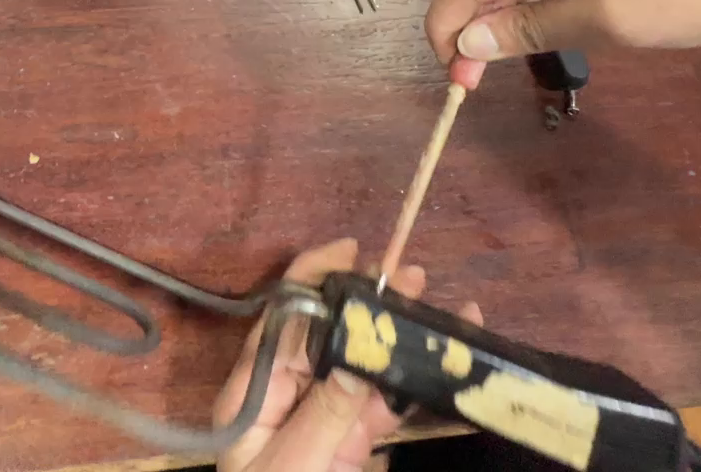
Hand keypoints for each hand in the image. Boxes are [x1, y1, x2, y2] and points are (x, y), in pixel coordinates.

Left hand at [213, 239, 481, 471]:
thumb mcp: (292, 467)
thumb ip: (325, 416)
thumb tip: (358, 360)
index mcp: (258, 386)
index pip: (285, 315)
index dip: (313, 276)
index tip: (349, 251)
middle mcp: (289, 388)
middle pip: (330, 329)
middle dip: (368, 299)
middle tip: (413, 276)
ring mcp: (323, 413)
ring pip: (363, 361)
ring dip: (399, 334)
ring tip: (442, 306)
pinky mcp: (352, 442)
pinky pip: (384, 402)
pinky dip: (414, 381)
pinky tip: (442, 361)